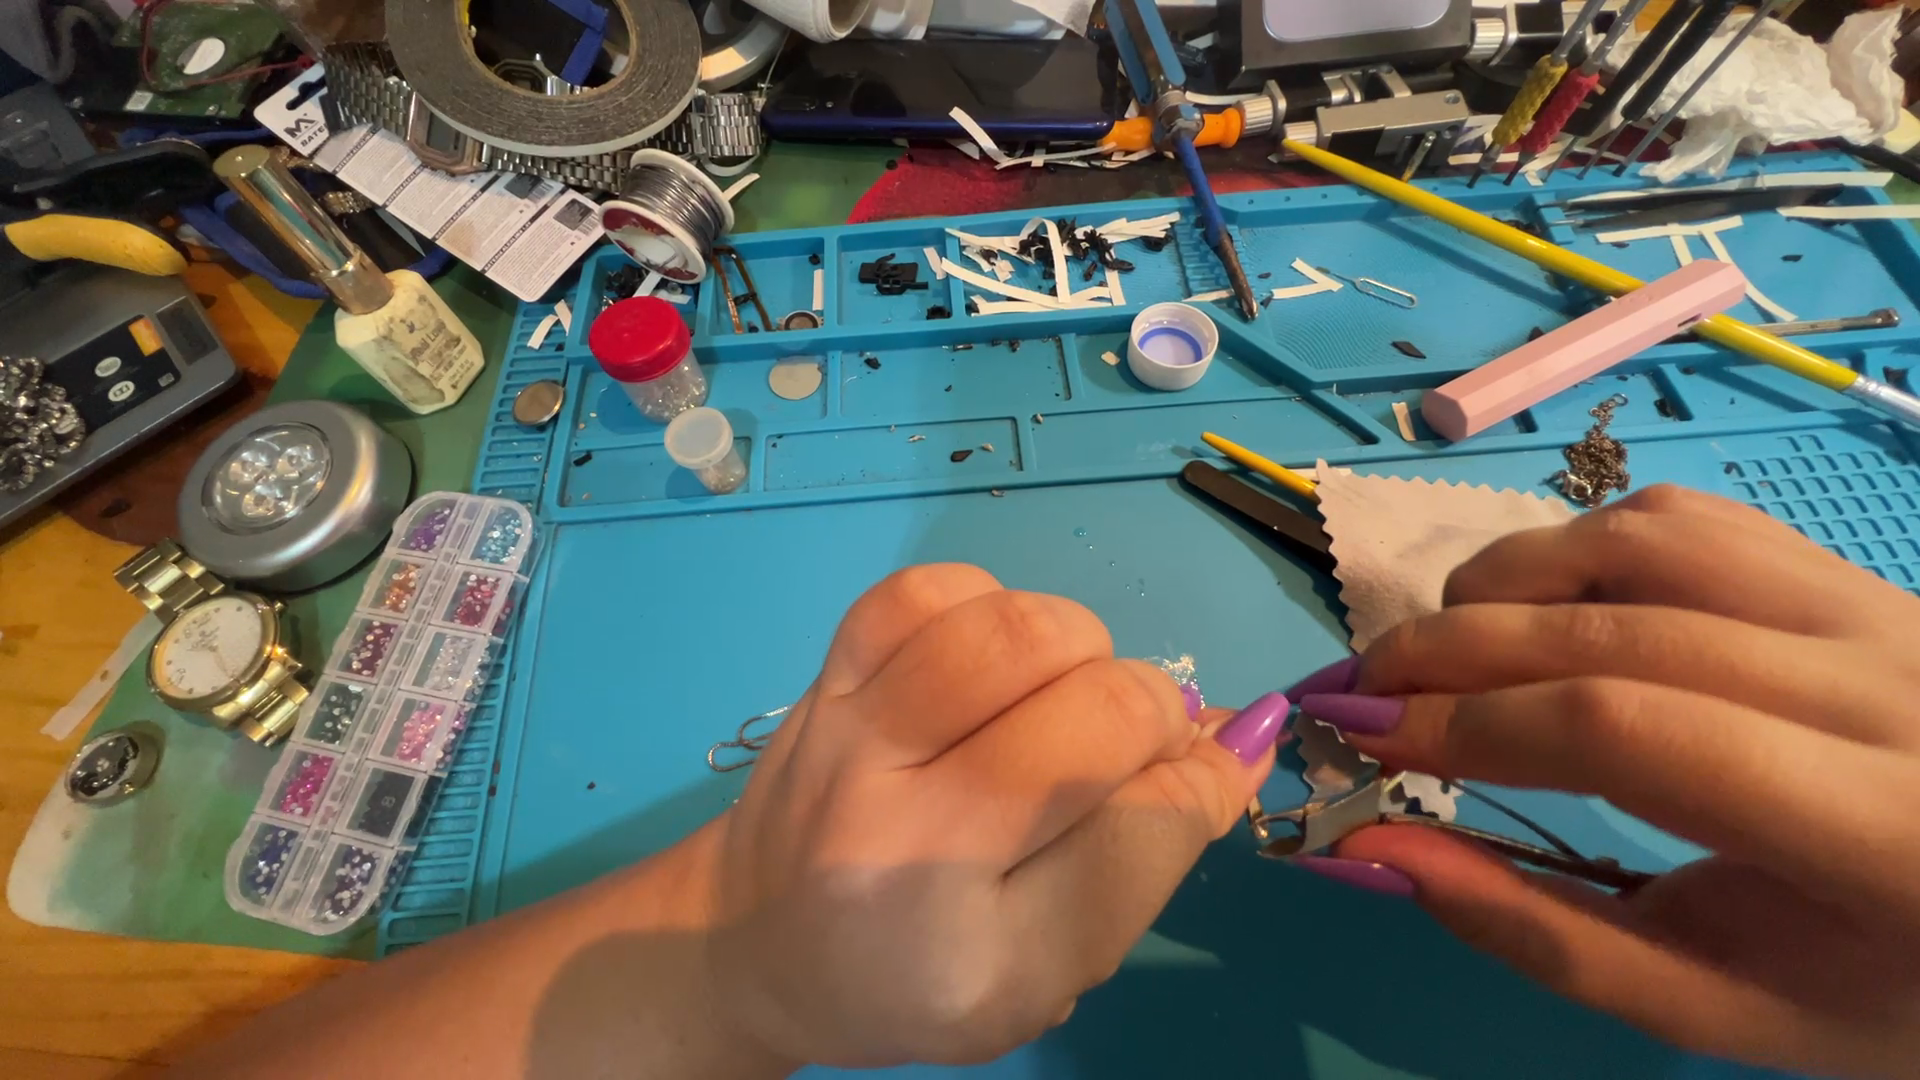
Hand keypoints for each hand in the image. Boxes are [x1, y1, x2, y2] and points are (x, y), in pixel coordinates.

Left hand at [705, 564, 1280, 1068]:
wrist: (756, 935)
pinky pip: (922, 590)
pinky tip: (984, 651)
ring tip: (1055, 682)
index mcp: (969, 955)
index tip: (1198, 766)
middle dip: (1146, 709)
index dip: (1195, 782)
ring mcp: (850, 739)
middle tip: (1121, 734)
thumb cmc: (910, 974)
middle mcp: (900, 843)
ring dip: (1074, 642)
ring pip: (1011, 631)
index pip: (1141, 833)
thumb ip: (1144, 859)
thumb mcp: (1043, 967)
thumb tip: (1232, 740)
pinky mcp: (822, 678)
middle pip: (1092, 714)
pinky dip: (984, 600)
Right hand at [1291, 486, 1919, 1077]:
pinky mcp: (1840, 568)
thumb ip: (1529, 930)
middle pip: (1599, 627)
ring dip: (1496, 583)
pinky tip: (1544, 605)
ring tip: (1452, 645)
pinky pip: (1672, 517)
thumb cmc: (1888, 986)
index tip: (1355, 734)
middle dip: (1438, 651)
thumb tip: (1362, 844)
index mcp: (1888, 830)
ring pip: (1627, 539)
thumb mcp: (1716, 1006)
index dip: (1459, 721)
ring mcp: (1875, 604)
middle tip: (1359, 690)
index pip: (1616, 729)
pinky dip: (1566, 545)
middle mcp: (1896, 686)